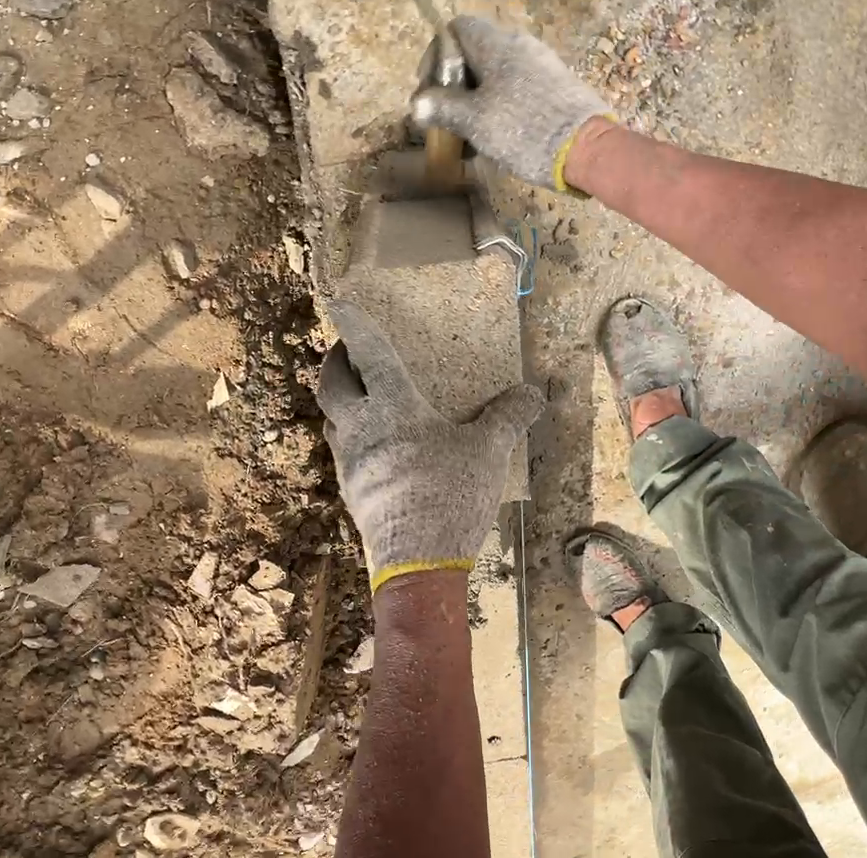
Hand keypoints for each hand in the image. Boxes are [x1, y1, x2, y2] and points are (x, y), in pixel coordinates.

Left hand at [318, 300, 545, 592]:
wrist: (417, 562)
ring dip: (339, 400)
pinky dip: (349, 434)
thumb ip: (508, 416)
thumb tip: (535, 393)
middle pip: (331, 384)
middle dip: (335, 362)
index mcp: (392, 408)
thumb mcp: (487, 451)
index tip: (339, 304)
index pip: (368, 355)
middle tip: (347, 352)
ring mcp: (350, 461)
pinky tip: (373, 445)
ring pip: (331, 418)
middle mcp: (360, 428)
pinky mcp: (351, 489)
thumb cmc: (451, 494)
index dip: (355, 327)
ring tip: (358, 395)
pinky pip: (341, 449)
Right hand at [411, 16, 612, 191]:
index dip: (437, 54)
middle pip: (477, 54)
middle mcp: (521, 46)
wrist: (588, 149)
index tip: (430, 88)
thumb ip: (443, 108)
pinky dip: (502, 109)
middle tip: (447, 118)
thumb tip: (417, 104)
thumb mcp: (475, 121)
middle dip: (457, 85)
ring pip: (498, 77)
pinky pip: (519, 91)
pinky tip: (499, 140)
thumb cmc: (524, 129)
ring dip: (478, 102)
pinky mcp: (557, 89)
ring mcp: (543, 67)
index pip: (458, 28)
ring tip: (469, 137)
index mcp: (497, 45)